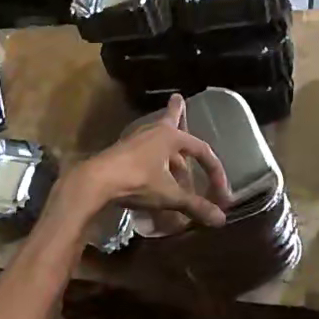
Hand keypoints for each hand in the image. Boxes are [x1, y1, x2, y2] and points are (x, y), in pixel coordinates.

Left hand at [60, 94, 231, 228]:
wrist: (96, 181)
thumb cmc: (137, 181)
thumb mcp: (169, 195)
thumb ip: (195, 206)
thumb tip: (221, 220)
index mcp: (170, 137)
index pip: (202, 150)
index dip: (215, 171)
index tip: (221, 192)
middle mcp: (154, 132)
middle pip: (171, 122)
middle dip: (176, 112)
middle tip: (177, 98)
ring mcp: (136, 141)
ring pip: (157, 138)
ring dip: (166, 139)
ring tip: (169, 131)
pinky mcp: (122, 152)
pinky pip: (145, 151)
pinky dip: (154, 156)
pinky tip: (153, 164)